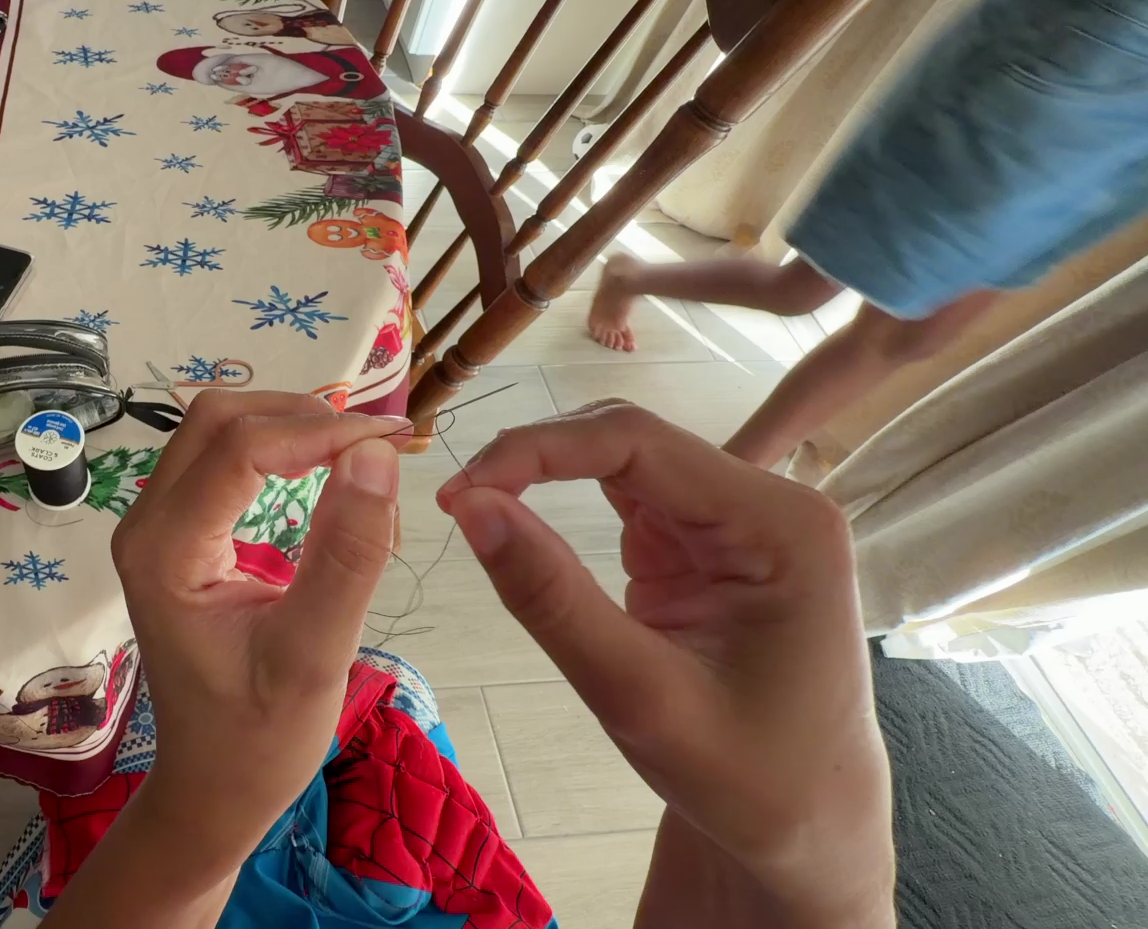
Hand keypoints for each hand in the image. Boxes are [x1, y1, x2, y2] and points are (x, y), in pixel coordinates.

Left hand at [44, 390, 403, 926]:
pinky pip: (219, 459)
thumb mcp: (314, 656)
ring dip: (288, 427)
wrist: (210, 783)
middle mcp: (145, 523)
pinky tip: (318, 469)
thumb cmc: (259, 738)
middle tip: (375, 446)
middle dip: (301, 416)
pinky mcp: (174, 531)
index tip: (391, 444)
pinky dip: (274, 449)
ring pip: (217, 429)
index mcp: (165, 550)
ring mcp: (153, 524)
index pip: (240, 447)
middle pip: (218, 419)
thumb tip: (375, 455)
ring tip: (356, 456)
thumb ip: (346, 555)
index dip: (319, 430)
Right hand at [439, 402, 892, 928]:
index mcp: (777, 525)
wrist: (802, 824)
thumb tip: (468, 505)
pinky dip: (557, 493)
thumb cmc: (743, 777)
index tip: (458, 495)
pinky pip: (618, 487)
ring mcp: (729, 514)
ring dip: (539, 468)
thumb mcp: (637, 695)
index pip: (634, 442)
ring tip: (477, 503)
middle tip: (458, 502)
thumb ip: (550, 597)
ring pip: (614, 453)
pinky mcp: (697, 536)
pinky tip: (520, 515)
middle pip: (624, 436)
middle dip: (532, 455)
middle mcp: (760, 500)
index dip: (535, 450)